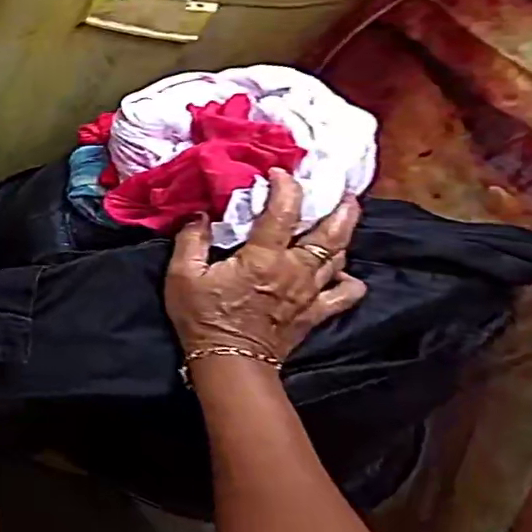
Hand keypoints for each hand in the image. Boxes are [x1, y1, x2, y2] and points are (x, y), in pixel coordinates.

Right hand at [165, 168, 367, 361]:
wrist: (228, 359)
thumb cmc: (201, 315)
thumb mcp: (181, 275)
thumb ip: (191, 241)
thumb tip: (199, 215)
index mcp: (264, 257)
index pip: (282, 213)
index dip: (285, 188)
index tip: (280, 172)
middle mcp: (296, 270)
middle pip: (332, 234)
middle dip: (340, 209)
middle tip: (342, 193)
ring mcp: (311, 293)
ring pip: (341, 258)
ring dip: (344, 237)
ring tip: (341, 223)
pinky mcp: (316, 313)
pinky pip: (347, 293)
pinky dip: (350, 280)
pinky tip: (342, 274)